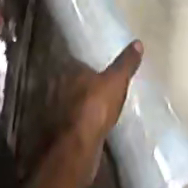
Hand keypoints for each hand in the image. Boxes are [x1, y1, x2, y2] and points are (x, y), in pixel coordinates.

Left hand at [23, 40, 142, 187]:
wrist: (76, 145)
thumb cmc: (95, 106)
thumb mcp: (116, 81)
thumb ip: (125, 63)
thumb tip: (138, 42)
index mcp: (68, 69)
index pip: (75, 63)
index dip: (85, 68)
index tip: (95, 72)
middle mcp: (55, 86)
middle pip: (67, 82)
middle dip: (77, 87)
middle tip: (93, 93)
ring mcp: (50, 110)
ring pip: (63, 104)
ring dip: (73, 108)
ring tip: (88, 114)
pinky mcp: (51, 132)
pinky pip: (62, 124)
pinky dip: (70, 126)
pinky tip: (80, 132)